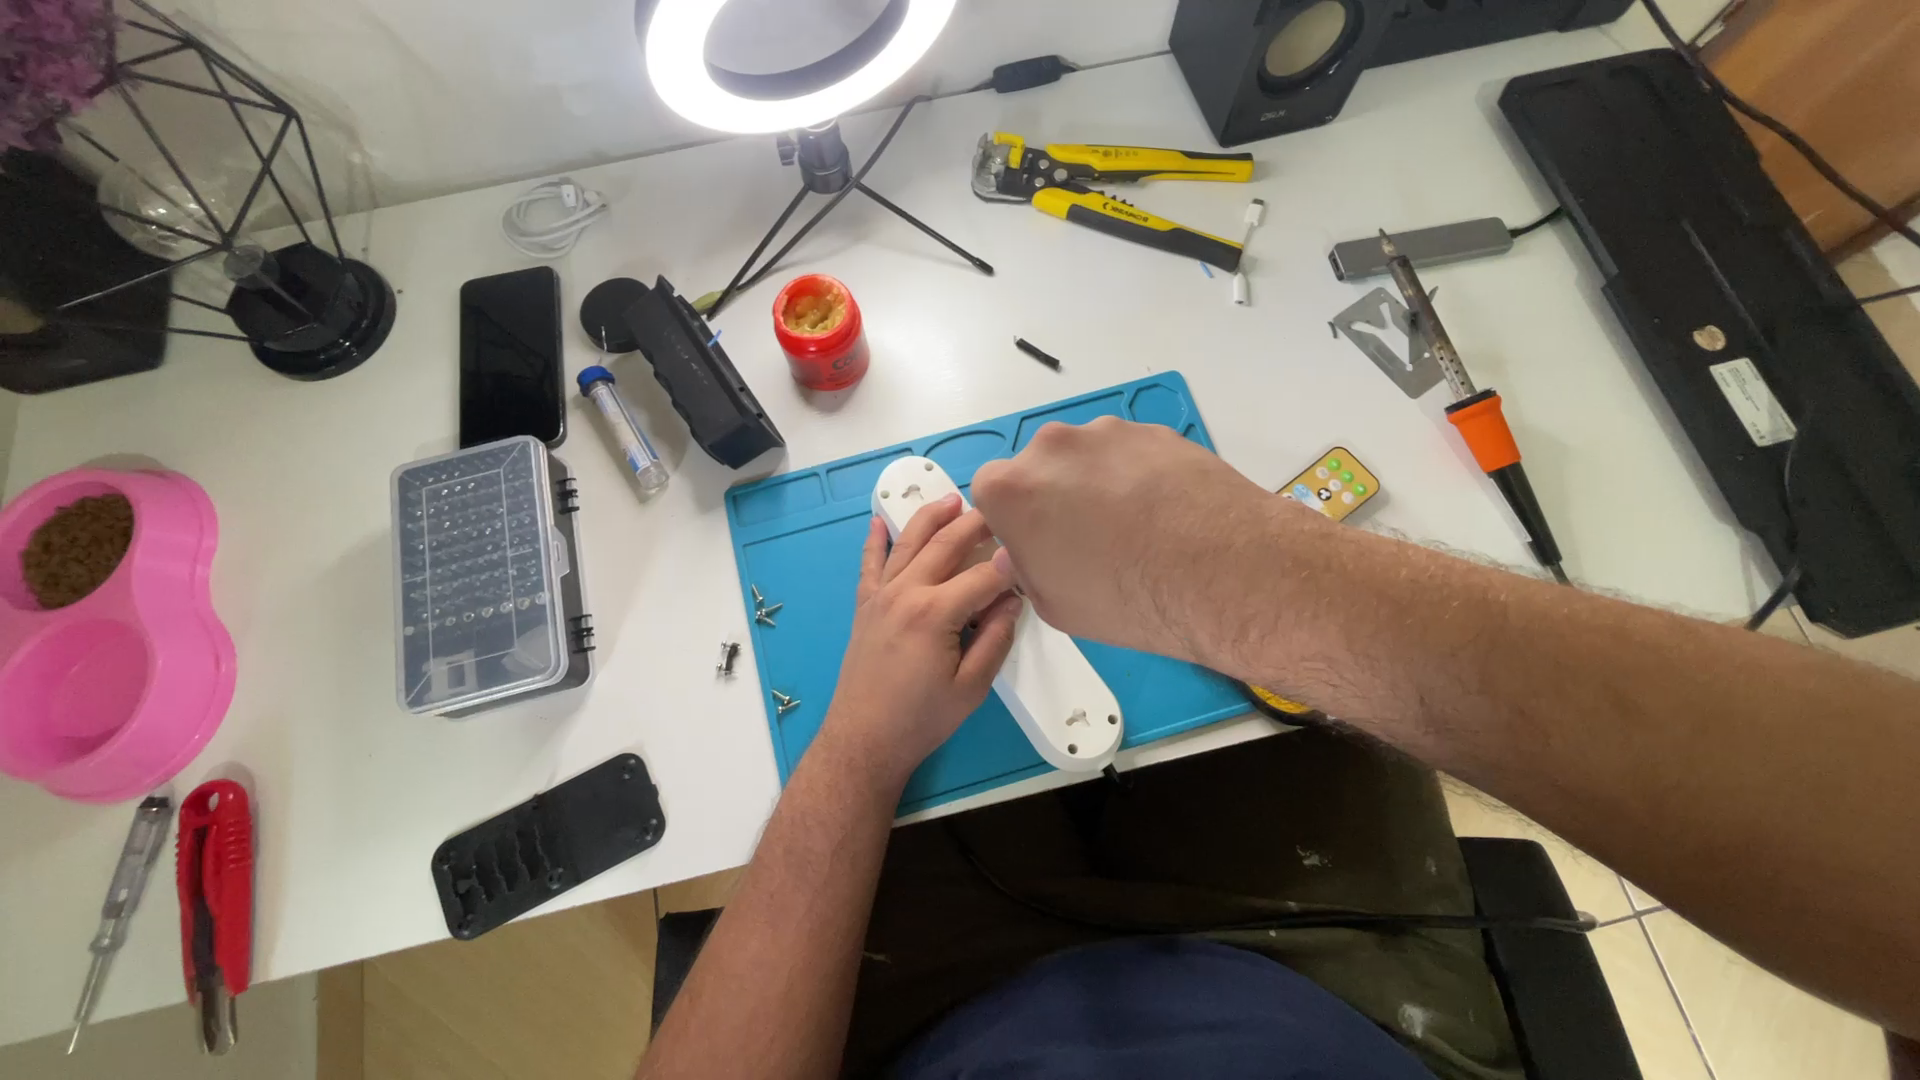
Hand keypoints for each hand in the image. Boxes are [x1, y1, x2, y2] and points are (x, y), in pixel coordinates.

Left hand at [817, 496, 1022, 791]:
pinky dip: (874, 541)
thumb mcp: (972, 687)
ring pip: (908, 544)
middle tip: (997, 507)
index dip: (1010, 568)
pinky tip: (879, 521)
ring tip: (951, 498)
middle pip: (945, 545)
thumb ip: (995, 638)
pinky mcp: (865, 606)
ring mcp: (881, 596)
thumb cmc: (922, 719)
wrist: (863, 740)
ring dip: (930, 518)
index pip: (983, 577)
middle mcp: (906, 592)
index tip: (1030, 559)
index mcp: (936, 612)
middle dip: (974, 524)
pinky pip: (870, 565)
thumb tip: (1011, 599)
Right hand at [971, 417, 1331, 667]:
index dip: (1016, 520)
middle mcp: (1052, 446)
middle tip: (1090, 537)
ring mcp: (1107, 432)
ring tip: (1138, 527)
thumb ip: (1026, 567)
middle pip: (1040, 467)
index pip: (992, 493)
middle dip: (1055, 496)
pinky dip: (1138, 475)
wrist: (1222, 571)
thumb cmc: (1124, 598)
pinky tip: (1166, 513)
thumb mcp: (1053, 604)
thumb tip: (1024, 549)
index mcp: (1012, 489)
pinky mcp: (1154, 430)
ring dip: (1098, 483)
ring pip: (1087, 457)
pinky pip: (1130, 453)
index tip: (1041, 543)